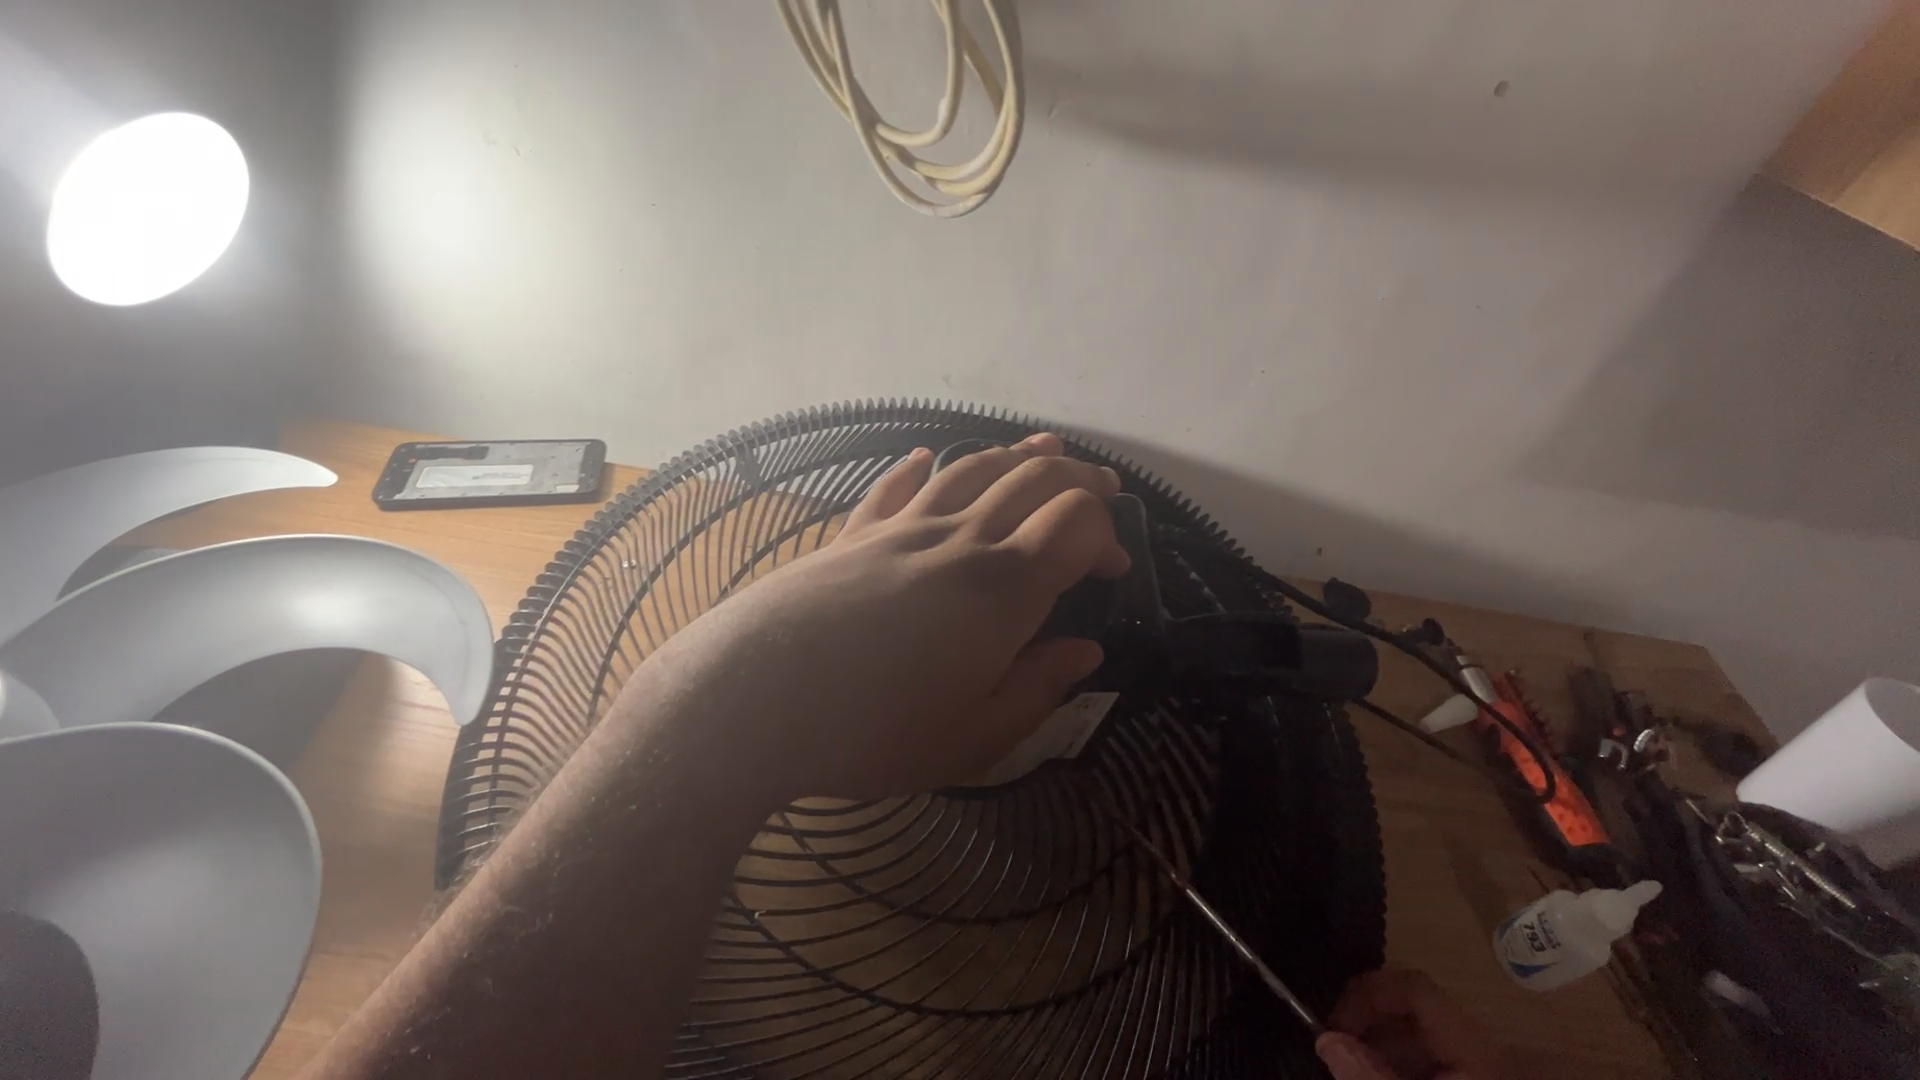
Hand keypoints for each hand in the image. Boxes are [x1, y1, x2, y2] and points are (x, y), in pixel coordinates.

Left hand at [638, 432, 1127, 800]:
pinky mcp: (851, 536)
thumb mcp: (975, 737)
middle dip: (1080, 476)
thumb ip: (1039, 689)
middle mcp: (958, 539)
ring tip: (1045, 448)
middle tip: (1106, 488)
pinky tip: (924, 459)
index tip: (1113, 571)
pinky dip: (918, 468)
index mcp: (1001, 588)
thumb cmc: (873, 731)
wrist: (750, 699)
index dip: (1108, 536)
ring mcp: (899, 529)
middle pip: (1033, 478)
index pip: (1076, 525)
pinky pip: (893, 487)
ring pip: (971, 468)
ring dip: (1016, 454)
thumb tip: (1086, 653)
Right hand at [1315, 970, 1516, 1079]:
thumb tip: (1327, 1039)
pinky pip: (1427, 1072)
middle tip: (1333, 1055)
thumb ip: (1369, 1078)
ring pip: (1417, 1047)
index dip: (1368, 995)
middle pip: (1412, 1018)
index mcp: (1475, 1053)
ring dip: (1377, 1053)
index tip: (1334, 1028)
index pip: (1415, 990)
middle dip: (1366, 1029)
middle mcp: (1482, 1058)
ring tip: (1350, 1074)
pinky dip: (1395, 1073)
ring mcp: (1479, 1077)